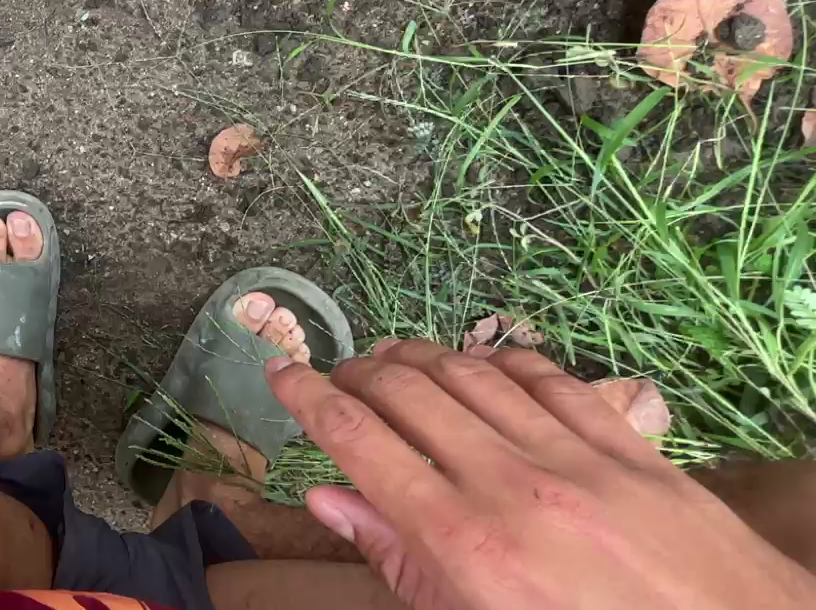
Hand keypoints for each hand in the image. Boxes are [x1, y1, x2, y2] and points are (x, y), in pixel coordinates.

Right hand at [267, 339, 815, 609]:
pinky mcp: (639, 456)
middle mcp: (510, 486)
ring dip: (413, 356)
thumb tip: (325, 496)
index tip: (279, 371)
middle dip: (354, 371)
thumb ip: (399, 561)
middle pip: (400, 388)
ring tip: (394, 364)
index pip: (353, 436)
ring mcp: (580, 463)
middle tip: (340, 380)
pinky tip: (477, 367)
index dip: (303, 394)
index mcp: (464, 542)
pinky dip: (496, 361)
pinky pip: (549, 377)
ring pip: (465, 370)